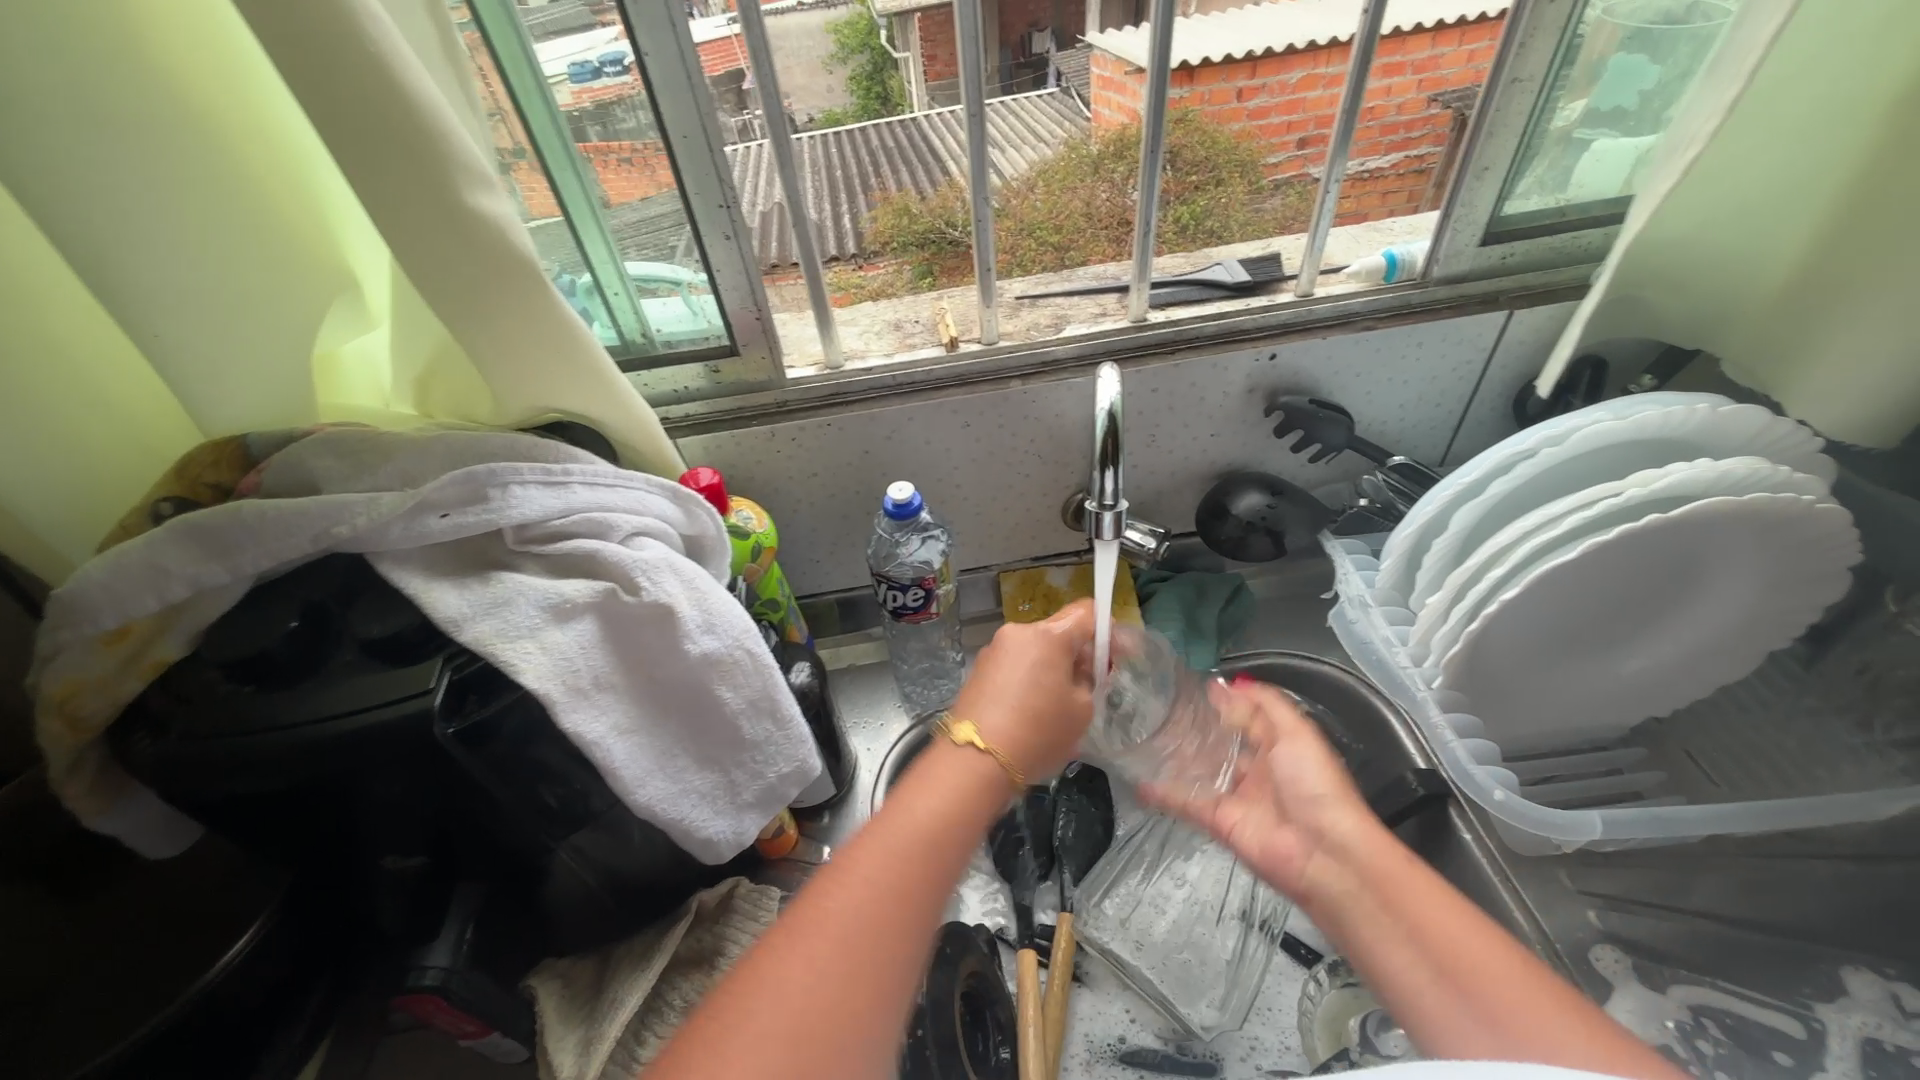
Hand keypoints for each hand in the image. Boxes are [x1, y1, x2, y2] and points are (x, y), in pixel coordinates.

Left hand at [949, 600, 1096, 780]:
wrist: (975, 762)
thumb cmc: (1038, 733)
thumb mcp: (1081, 710)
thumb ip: (1087, 680)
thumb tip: (1077, 670)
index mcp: (1048, 636)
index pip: (1086, 612)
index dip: (1106, 630)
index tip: (1114, 656)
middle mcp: (1018, 633)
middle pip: (1058, 632)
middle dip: (1076, 654)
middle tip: (1087, 687)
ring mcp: (993, 650)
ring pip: (1034, 650)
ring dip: (1050, 668)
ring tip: (1055, 707)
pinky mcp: (978, 670)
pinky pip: (1014, 666)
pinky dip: (1027, 680)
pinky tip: (1028, 712)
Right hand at [1144, 678, 1382, 903]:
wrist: (1322, 853)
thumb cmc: (1315, 785)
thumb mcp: (1298, 733)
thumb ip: (1265, 704)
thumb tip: (1228, 684)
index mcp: (1282, 748)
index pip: (1250, 718)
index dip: (1226, 702)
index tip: (1194, 686)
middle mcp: (1259, 771)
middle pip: (1223, 746)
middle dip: (1197, 730)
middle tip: (1161, 710)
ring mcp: (1237, 797)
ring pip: (1202, 773)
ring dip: (1178, 760)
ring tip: (1145, 738)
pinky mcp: (1219, 822)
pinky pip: (1188, 804)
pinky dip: (1165, 794)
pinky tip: (1141, 781)